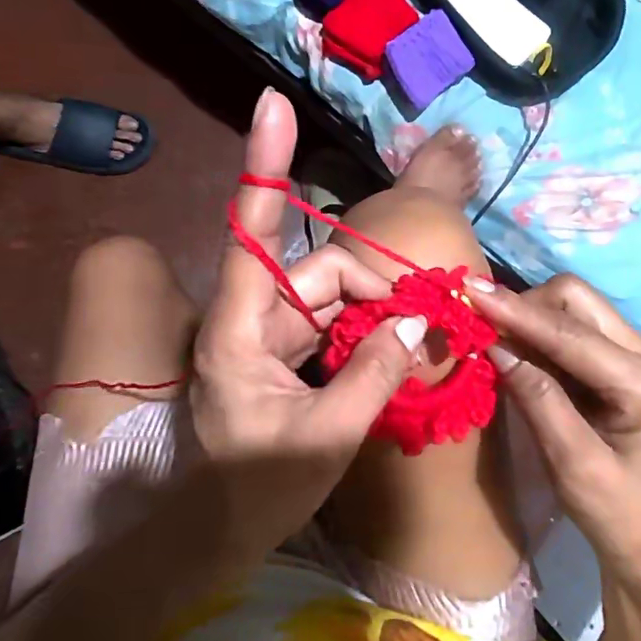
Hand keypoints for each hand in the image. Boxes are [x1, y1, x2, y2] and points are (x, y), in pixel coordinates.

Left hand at [189, 90, 426, 565]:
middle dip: (369, 282)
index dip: (262, 165)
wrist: (219, 533)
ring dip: (369, 304)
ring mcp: (263, 333)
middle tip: (421, 317)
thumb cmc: (259, 491)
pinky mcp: (279, 351)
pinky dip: (360, 323)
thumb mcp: (327, 436)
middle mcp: (246, 318)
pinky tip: (391, 338)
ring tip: (414, 330)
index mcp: (237, 332)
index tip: (272, 106)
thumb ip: (374, 373)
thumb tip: (416, 318)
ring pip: (324, 293)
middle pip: (312, 270)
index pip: (249, 233)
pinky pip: (325, 317)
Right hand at [465, 274, 640, 574]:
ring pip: (572, 305)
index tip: (471, 293)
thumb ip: (538, 400)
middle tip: (483, 328)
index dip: (519, 312)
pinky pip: (570, 323)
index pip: (572, 334)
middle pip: (577, 300)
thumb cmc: (611, 510)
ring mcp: (633, 352)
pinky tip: (513, 346)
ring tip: (494, 338)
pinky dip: (535, 328)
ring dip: (528, 315)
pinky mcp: (615, 356)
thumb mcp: (571, 464)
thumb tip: (495, 346)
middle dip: (526, 306)